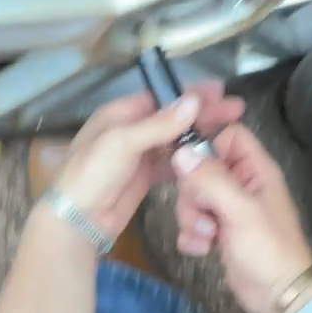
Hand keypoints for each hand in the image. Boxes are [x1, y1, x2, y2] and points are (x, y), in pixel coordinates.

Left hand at [46, 83, 245, 239]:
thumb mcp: (123, 143)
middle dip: (202, 113)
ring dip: (198, 136)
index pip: (163, 97)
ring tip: (228, 134)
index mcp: (121, 113)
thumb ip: (159, 124)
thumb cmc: (92, 174)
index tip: (220, 92)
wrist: (76, 221)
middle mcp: (130, 129)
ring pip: (175, 140)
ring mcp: (138, 154)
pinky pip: (171, 163)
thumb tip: (193, 101)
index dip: (192, 94)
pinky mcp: (144, 177)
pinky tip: (208, 160)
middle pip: (173, 117)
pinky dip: (188, 160)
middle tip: (235, 110)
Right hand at [171, 124, 311, 312]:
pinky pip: (193, 221)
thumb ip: (211, 179)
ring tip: (208, 236)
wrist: (280, 297)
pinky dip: (192, 235)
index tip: (192, 165)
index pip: (228, 136)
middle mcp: (241, 184)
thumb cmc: (269, 247)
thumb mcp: (241, 210)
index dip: (209, 146)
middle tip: (205, 213)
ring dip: (192, 217)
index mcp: (256, 169)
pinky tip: (203, 249)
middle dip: (194, 193)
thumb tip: (181, 152)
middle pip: (202, 168)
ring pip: (193, 196)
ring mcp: (228, 208)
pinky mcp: (218, 231)